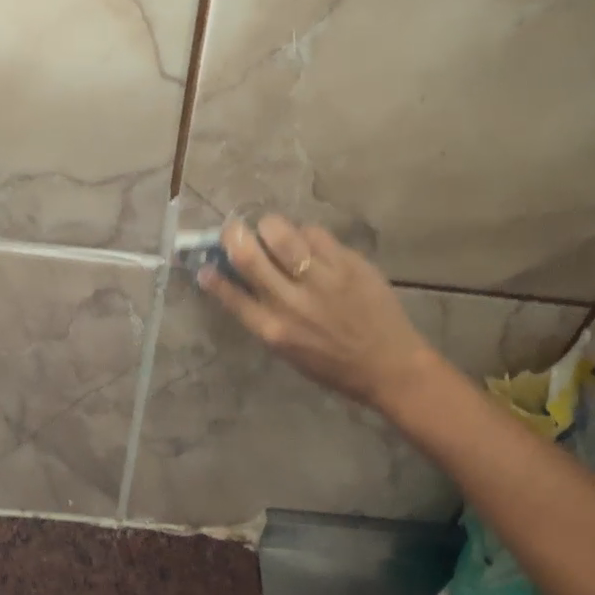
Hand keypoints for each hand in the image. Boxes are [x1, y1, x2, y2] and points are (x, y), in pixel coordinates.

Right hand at [199, 215, 440, 412]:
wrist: (389, 366)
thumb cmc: (335, 367)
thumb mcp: (290, 352)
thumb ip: (267, 318)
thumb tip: (246, 285)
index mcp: (274, 331)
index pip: (232, 296)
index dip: (214, 277)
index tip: (205, 265)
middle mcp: (292, 303)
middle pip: (249, 256)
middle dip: (234, 236)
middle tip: (234, 230)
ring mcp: (321, 280)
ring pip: (282, 234)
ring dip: (269, 227)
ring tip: (270, 229)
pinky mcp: (348, 265)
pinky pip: (316, 235)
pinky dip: (305, 234)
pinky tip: (307, 241)